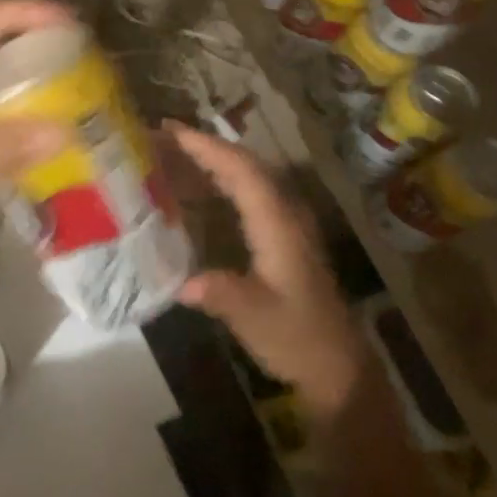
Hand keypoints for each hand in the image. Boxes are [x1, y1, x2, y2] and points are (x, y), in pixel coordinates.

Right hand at [166, 123, 362, 415]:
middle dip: (206, 147)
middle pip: (246, 167)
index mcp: (279, 227)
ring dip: (212, 163)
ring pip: (249, 180)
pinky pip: (248, 198)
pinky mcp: (282, 242)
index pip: (243, 173)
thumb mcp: (254, 318)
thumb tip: (181, 283)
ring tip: (171, 155)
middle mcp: (285, 217)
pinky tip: (195, 193)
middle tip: (161, 137)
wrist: (335, 365)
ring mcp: (286, 228)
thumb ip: (220, 294)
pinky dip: (220, 185)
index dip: (208, 148)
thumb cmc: (297, 337)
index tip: (171, 131)